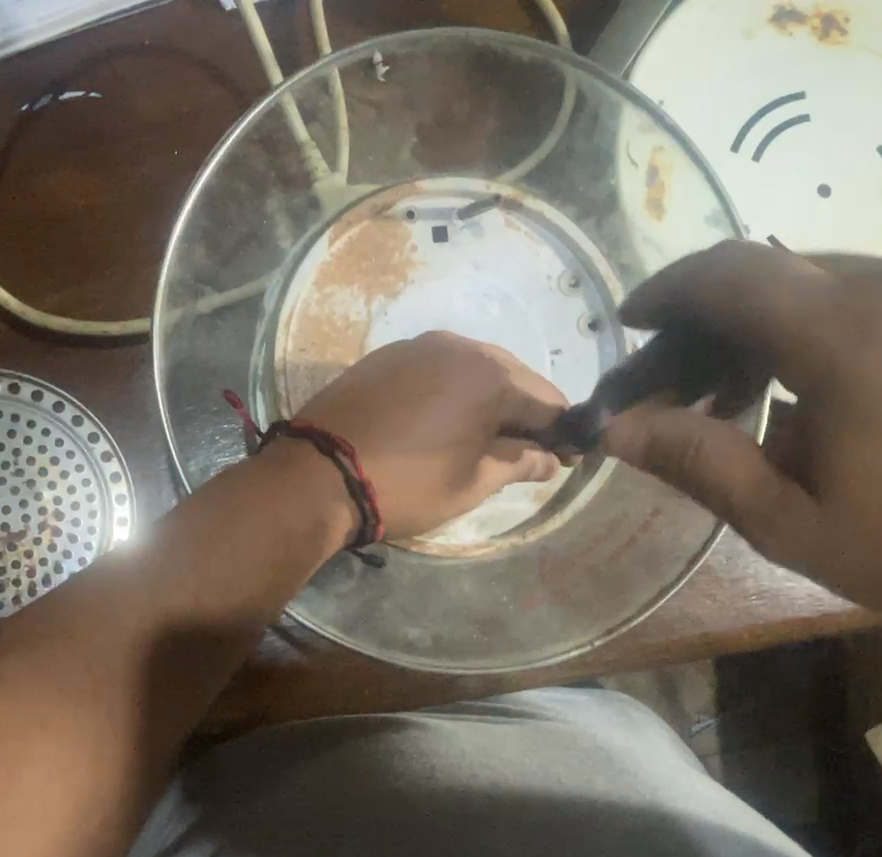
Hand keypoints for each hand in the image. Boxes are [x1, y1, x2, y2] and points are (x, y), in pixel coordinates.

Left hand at [294, 331, 565, 539]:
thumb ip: (517, 464)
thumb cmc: (404, 485)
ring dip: (487, 398)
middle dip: (524, 412)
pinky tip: (444, 418)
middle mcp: (458, 347)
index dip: (561, 432)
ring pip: (471, 368)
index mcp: (490, 376)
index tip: (564, 457)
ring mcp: (417, 346)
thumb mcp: (470, 483)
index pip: (546, 401)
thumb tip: (549, 458)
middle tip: (525, 450)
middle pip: (511, 377)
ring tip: (484, 436)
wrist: (316, 475)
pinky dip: (450, 390)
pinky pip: (435, 368)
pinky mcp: (384, 356)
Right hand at [603, 241, 881, 641]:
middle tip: (683, 387)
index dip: (668, 291)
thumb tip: (616, 430)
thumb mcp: (794, 526)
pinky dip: (833, 329)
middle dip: (714, 323)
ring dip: (774, 328)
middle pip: (779, 274)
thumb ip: (701, 464)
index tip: (633, 326)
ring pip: (835, 283)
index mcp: (854, 339)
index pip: (732, 274)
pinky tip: (834, 396)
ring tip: (754, 400)